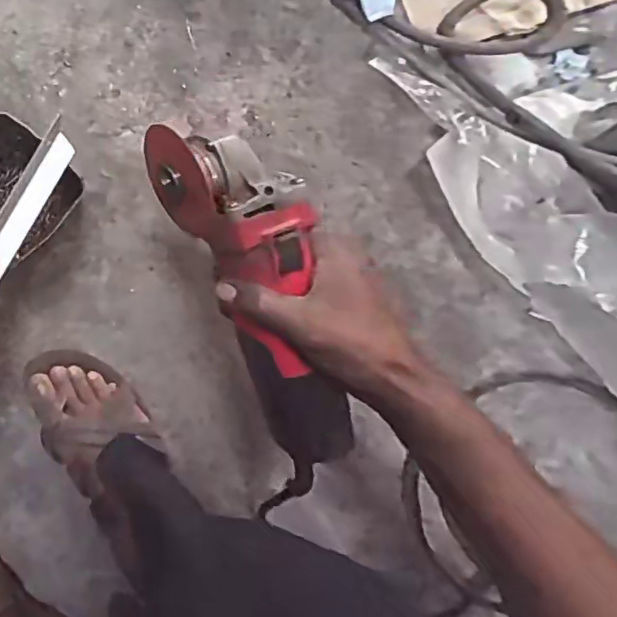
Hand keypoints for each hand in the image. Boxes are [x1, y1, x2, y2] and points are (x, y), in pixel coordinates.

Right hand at [215, 234, 432, 400]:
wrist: (396, 383)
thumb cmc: (350, 342)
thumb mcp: (296, 321)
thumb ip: (257, 301)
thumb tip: (220, 287)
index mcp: (335, 247)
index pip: (284, 233)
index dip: (256, 246)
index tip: (232, 262)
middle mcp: (346, 255)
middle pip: (291, 258)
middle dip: (265, 275)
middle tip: (239, 291)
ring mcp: (354, 280)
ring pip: (303, 279)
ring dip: (280, 294)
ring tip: (255, 310)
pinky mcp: (356, 303)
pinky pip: (316, 295)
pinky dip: (298, 305)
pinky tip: (283, 325)